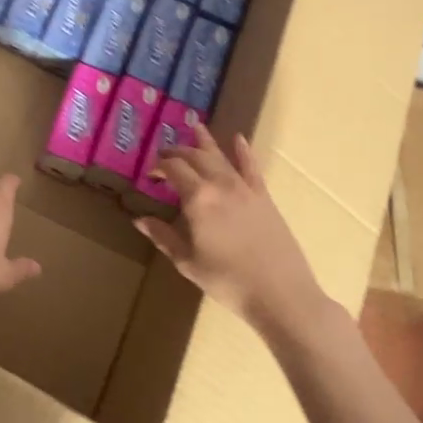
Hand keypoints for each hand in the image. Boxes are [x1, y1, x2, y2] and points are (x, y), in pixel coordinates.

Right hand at [134, 123, 327, 332]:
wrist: (282, 295)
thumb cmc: (228, 281)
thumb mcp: (188, 262)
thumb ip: (163, 237)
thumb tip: (140, 219)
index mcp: (197, 198)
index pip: (172, 169)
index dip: (158, 167)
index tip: (149, 175)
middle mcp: (220, 185)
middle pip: (194, 157)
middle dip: (176, 152)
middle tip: (164, 154)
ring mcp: (245, 189)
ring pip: (220, 157)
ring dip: (205, 142)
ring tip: (195, 126)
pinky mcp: (264, 198)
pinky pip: (252, 168)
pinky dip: (243, 151)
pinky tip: (239, 139)